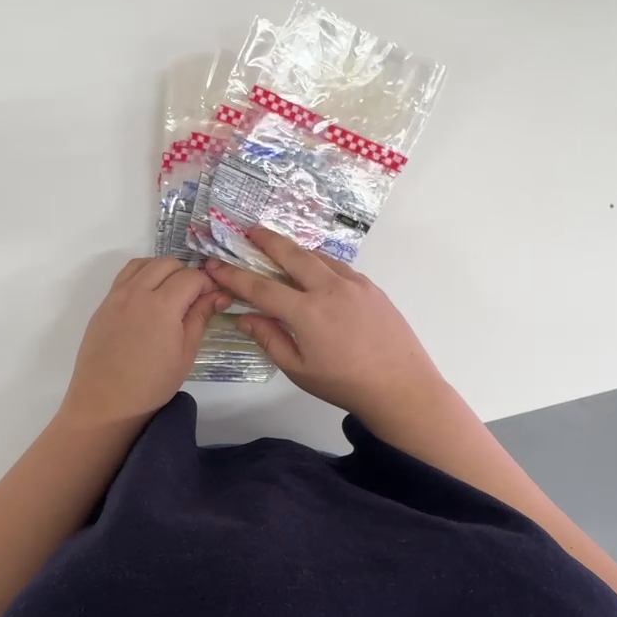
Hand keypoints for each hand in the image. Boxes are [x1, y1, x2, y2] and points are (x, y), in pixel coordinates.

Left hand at [60, 257, 229, 426]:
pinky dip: (141, 277)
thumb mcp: (185, 354)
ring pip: (144, 263)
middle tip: (193, 298)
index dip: (207, 285)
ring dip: (161, 271)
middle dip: (186, 274)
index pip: (191, 277)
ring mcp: (116, 296)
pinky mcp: (103, 304)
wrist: (106, 401)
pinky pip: (124, 276)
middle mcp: (137, 292)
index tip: (213, 300)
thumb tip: (218, 296)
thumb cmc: (151, 385)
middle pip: (167, 263)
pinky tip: (148, 299)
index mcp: (162, 306)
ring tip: (170, 294)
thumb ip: (199, 318)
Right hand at [203, 229, 456, 432]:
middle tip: (250, 231)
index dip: (234, 276)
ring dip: (296, 250)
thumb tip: (246, 318)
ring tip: (280, 248)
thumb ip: (271, 340)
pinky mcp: (371, 288)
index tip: (215, 265)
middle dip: (267, 240)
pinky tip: (315, 270)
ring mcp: (354, 284)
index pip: (261, 288)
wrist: (401, 386)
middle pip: (292, 255)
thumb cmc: (346, 384)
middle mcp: (329, 289)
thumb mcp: (299, 370)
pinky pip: (339, 267)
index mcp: (307, 313)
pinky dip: (320, 263)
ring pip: (318, 257)